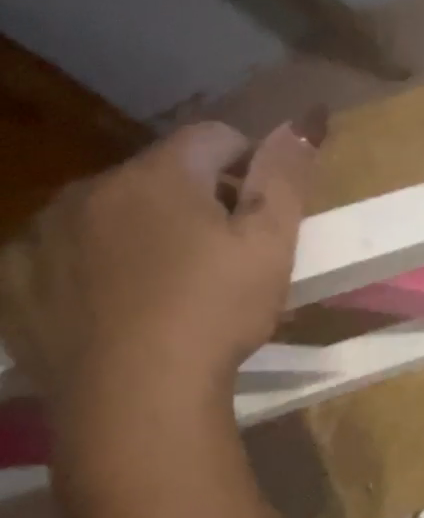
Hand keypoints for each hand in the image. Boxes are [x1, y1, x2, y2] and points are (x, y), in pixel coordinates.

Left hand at [0, 119, 318, 413]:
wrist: (132, 395)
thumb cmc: (218, 309)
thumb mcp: (273, 242)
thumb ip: (285, 176)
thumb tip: (301, 123)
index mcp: (158, 176)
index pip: (215, 136)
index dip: (251, 163)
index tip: (265, 210)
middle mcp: (89, 190)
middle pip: (159, 172)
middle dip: (196, 197)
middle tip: (228, 252)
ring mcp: (41, 235)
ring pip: (109, 210)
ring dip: (144, 227)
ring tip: (174, 281)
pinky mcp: (15, 279)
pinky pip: (64, 251)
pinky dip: (96, 263)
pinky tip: (122, 303)